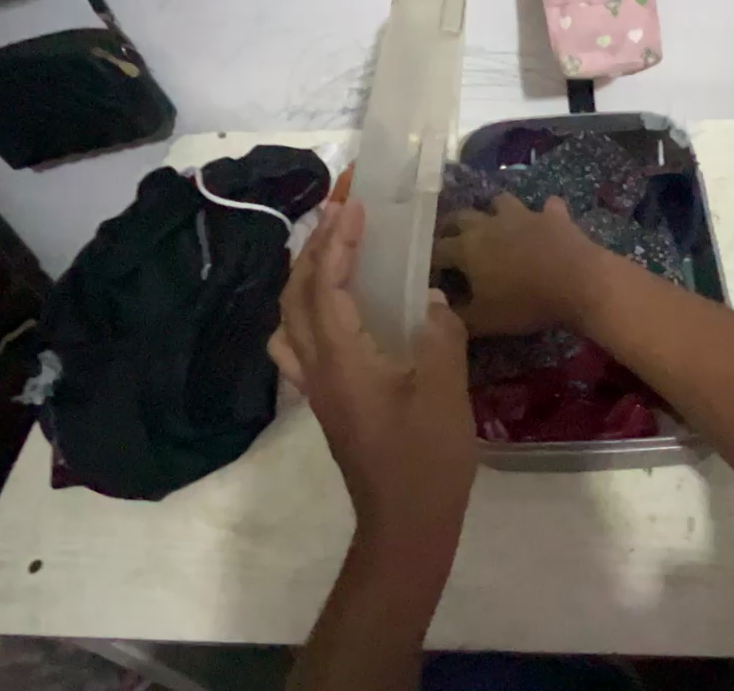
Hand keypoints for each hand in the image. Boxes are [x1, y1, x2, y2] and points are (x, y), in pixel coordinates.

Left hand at [269, 200, 476, 541]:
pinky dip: (305, 312)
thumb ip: (440, 335)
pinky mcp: (325, 402)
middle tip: (339, 216)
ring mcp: (315, 388)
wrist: (405, 525)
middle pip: (295, 297)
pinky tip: (332, 311)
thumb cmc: (426, 459)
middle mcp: (316, 369)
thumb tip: (432, 299)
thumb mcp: (445, 391)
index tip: (355, 207)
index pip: (326, 286)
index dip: (337, 243)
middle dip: (313, 251)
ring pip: (289, 320)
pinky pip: (297, 345)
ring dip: (303, 279)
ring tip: (330, 254)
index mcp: (342, 359)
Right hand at [432, 193, 603, 336]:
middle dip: (450, 227)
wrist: (579, 282)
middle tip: (450, 241)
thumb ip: (456, 316)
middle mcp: (489, 223)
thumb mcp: (484, 322)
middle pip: (460, 216)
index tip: (428, 271)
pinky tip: (547, 221)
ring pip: (500, 200)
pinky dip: (545, 213)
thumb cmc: (525, 303)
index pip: (436, 249)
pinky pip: (547, 207)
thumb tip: (438, 309)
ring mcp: (523, 214)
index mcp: (466, 248)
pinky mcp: (553, 215)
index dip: (429, 260)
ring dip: (494, 210)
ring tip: (495, 224)